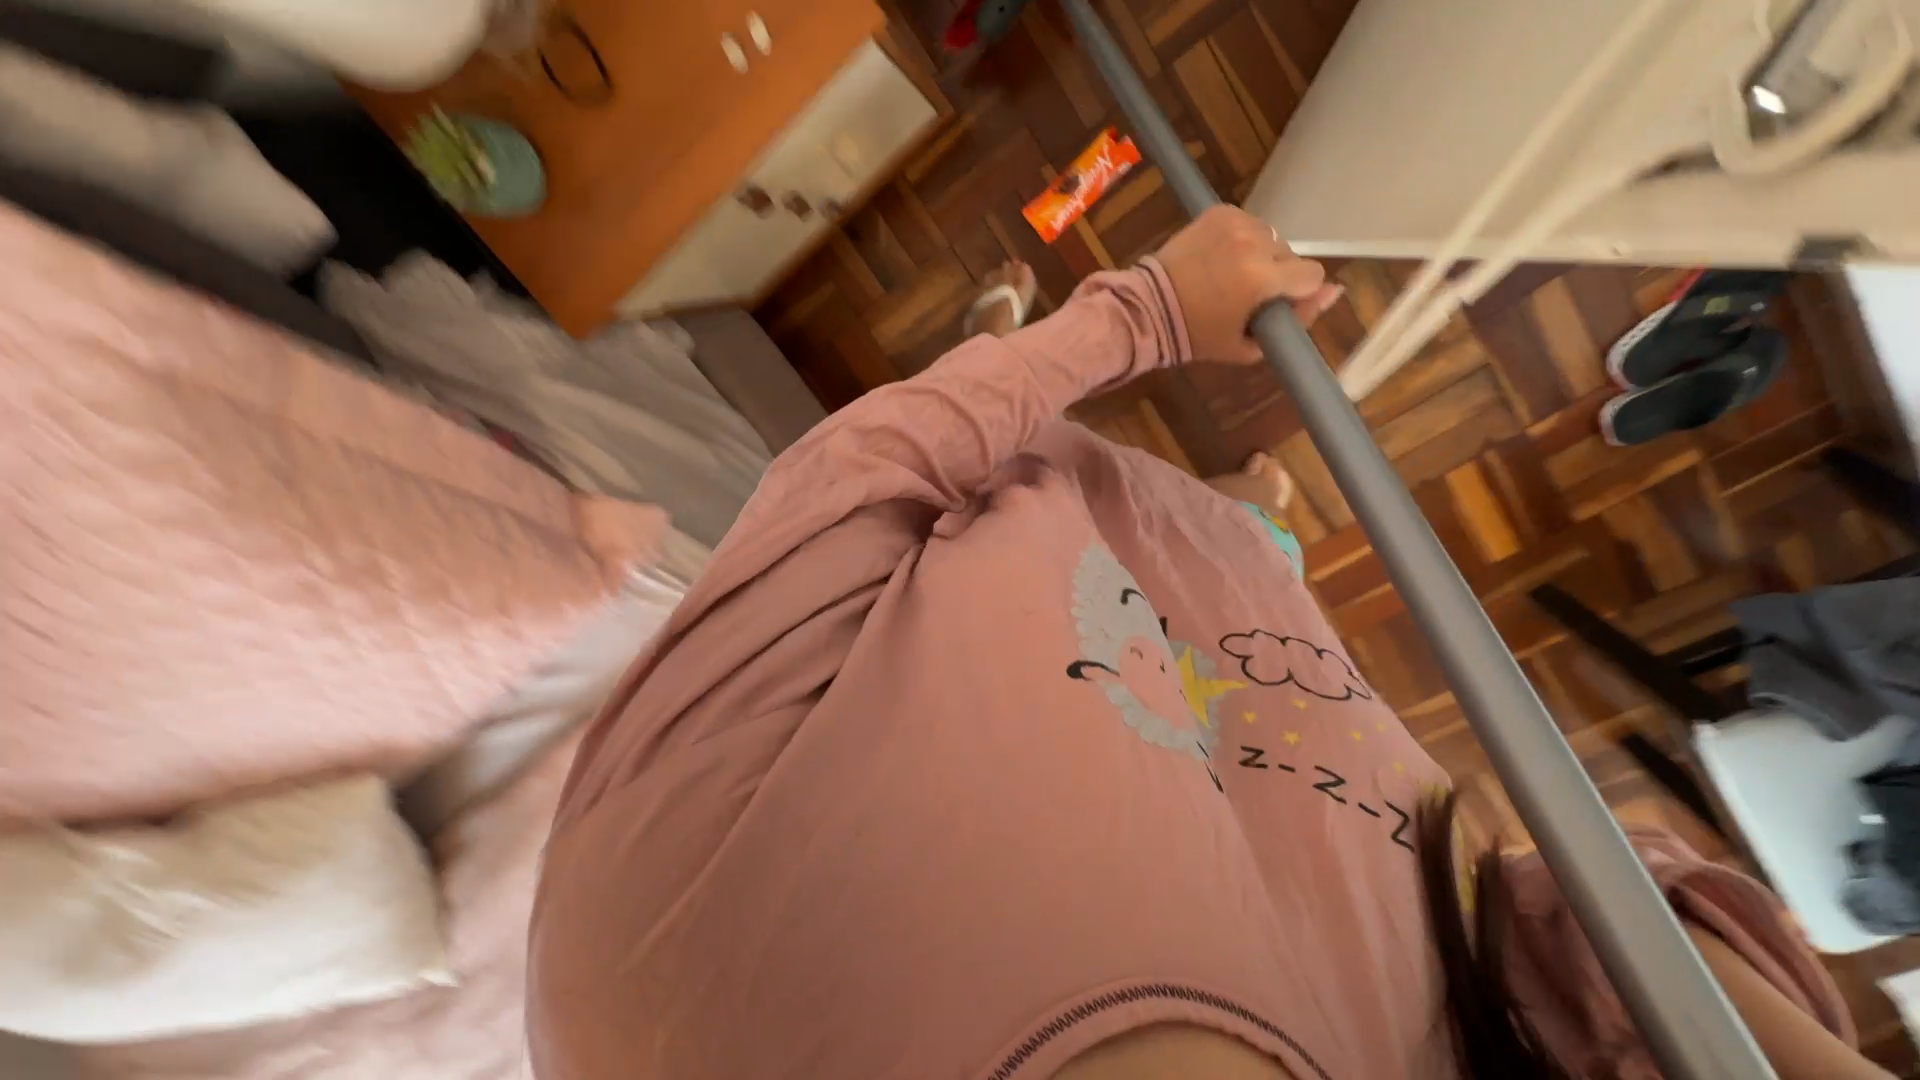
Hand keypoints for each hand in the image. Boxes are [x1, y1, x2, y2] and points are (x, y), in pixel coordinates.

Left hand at [1154, 206, 1340, 363]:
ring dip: (1259, 254)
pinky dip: (1241, 238)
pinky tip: (1219, 258)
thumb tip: (1334, 291)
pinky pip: (1248, 223)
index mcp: (1261, 277)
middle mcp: (1253, 242)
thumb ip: (1296, 320)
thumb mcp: (1248, 344)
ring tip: (1229, 275)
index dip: (1297, 292)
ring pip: (1270, 237)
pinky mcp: (1218, 211)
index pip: (1312, 274)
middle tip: (1244, 294)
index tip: (1274, 303)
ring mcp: (1235, 222)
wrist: (1147, 309)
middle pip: (1290, 254)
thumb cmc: (1197, 335)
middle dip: (1276, 273)